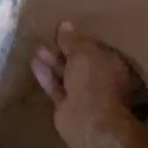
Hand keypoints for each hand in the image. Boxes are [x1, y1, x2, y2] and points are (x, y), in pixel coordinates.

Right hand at [32, 22, 147, 146]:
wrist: (89, 122)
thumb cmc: (93, 81)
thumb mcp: (82, 53)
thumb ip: (72, 40)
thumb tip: (65, 24)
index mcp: (112, 65)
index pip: (95, 49)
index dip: (79, 39)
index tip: (64, 30)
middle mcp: (100, 80)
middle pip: (80, 62)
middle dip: (64, 50)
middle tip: (49, 37)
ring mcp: (84, 95)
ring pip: (67, 75)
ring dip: (53, 62)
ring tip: (38, 48)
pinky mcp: (68, 108)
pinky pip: (56, 88)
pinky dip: (47, 77)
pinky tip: (35, 64)